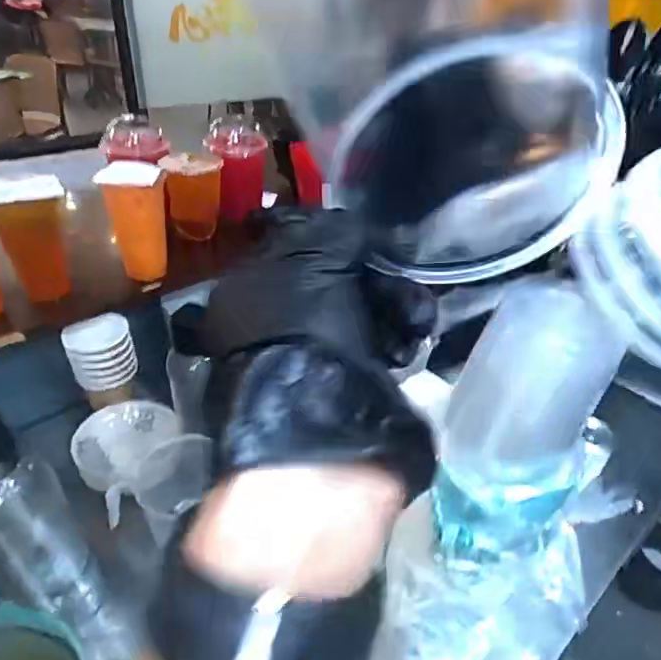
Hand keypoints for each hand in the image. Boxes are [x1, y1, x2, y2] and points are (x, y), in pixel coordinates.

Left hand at [188, 210, 435, 589]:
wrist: (317, 433)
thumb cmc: (301, 335)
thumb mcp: (309, 261)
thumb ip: (331, 234)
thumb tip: (351, 226)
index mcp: (249, 298)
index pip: (302, 253)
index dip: (343, 248)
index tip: (373, 252)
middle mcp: (277, 327)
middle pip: (342, 283)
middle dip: (378, 283)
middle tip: (398, 298)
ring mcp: (314, 362)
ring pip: (367, 313)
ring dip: (398, 310)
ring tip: (411, 330)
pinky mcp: (349, 390)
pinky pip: (381, 346)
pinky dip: (400, 342)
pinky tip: (409, 350)